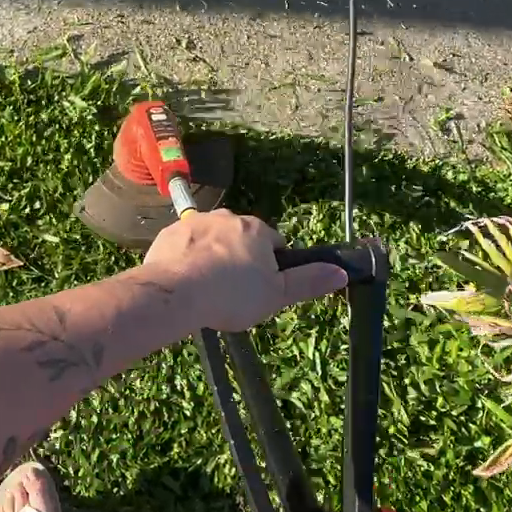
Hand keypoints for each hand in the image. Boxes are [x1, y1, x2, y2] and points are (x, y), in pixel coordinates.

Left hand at [138, 209, 348, 331]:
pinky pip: (185, 245)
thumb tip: (340, 272)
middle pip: (241, 239)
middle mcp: (227, 217)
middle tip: (236, 292)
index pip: (274, 244)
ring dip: (213, 257)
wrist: (176, 292)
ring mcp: (196, 222)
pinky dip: (187, 259)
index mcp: (256, 229)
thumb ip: (308, 281)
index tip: (263, 288)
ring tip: (209, 290)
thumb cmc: (231, 293)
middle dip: (241, 259)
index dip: (272, 267)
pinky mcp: (171, 233)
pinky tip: (186, 282)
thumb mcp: (277, 294)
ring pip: (212, 239)